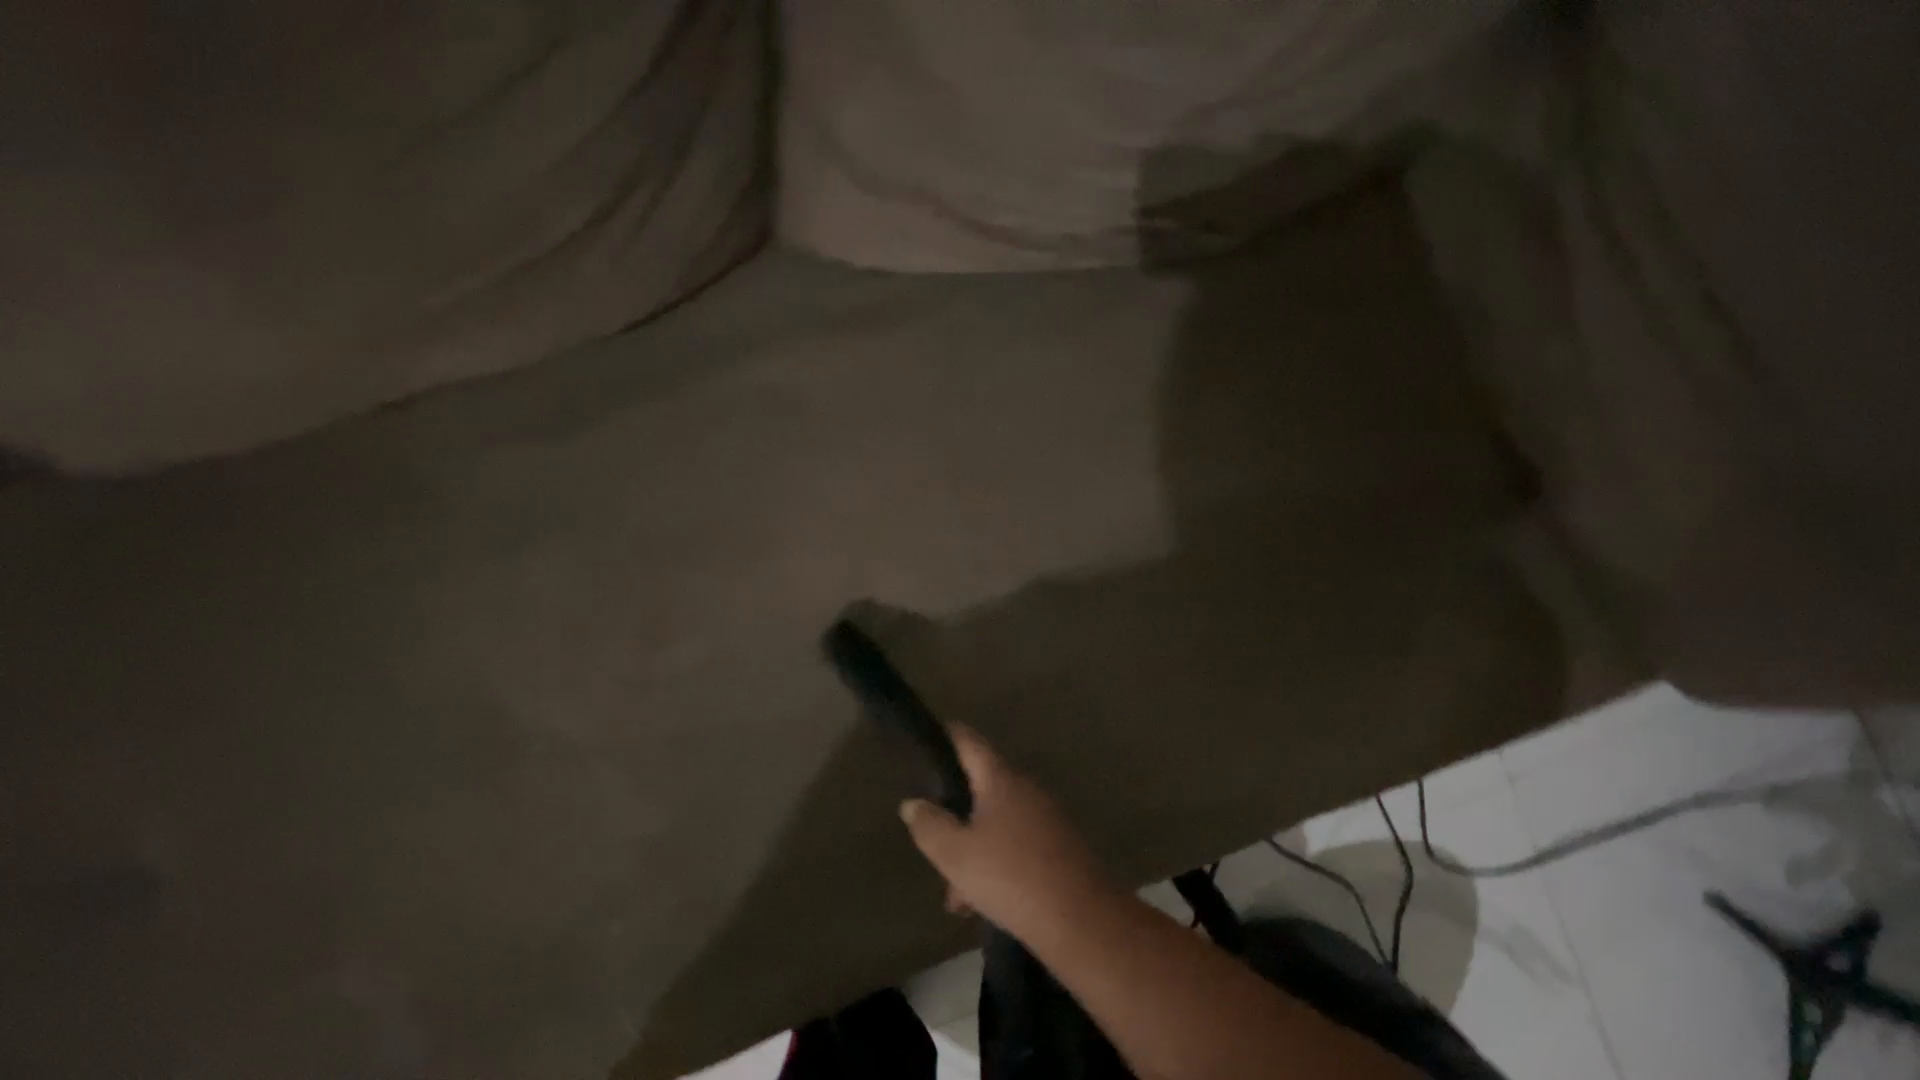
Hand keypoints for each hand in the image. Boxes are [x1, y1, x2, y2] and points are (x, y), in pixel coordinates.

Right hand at [898, 726, 1117, 941]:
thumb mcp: (955, 855)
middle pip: (983, 790)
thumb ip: (929, 825)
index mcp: (1001, 780)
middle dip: (955, 817)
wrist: (1082, 920)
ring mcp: (1049, 820)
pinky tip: (983, 904)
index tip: (928, 738)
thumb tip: (914, 803)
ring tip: (956, 898)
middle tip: (933, 843)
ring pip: (998, 826)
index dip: (947, 736)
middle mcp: (1028, 791)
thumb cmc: (1010, 876)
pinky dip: (997, 868)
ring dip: (974, 853)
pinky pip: (1018, 848)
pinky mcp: (1062, 850)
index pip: (970, 742)